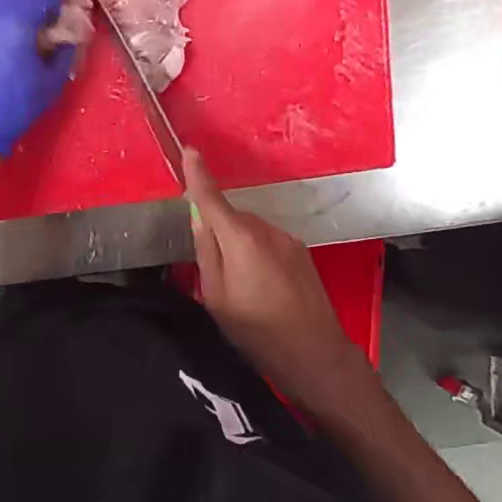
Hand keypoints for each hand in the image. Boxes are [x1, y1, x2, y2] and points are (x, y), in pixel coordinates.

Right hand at [185, 148, 361, 397]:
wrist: (312, 352)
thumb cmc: (256, 330)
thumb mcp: (216, 296)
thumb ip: (206, 252)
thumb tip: (199, 219)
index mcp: (241, 240)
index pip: (213, 200)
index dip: (198, 176)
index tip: (189, 150)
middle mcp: (267, 231)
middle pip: (231, 218)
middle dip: (215, 230)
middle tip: (208, 270)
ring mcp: (288, 241)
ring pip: (249, 231)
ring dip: (235, 245)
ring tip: (235, 286)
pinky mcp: (300, 253)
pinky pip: (266, 242)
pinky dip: (253, 253)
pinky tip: (256, 286)